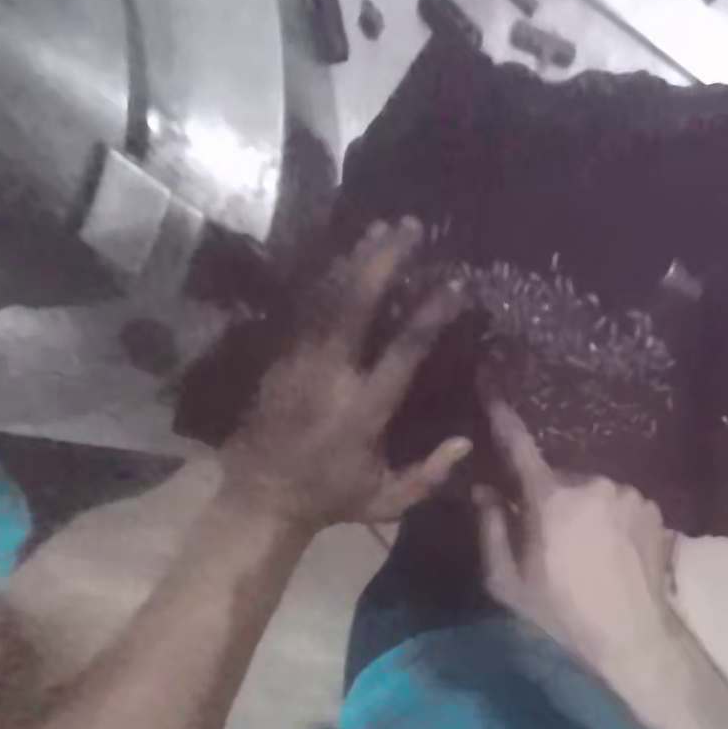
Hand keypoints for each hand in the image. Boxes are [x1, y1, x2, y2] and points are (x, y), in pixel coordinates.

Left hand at [222, 219, 472, 529]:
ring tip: (379, 229)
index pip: (403, 350)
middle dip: (385, 261)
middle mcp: (332, 376)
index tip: (455, 285)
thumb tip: (465, 443)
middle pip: (357, 303)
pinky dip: (328, 281)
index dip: (431, 313)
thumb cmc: (330, 499)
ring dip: (355, 260)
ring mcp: (301, 363)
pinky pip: (307, 311)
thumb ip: (428, 475)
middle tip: (409, 227)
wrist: (261, 497)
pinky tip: (344, 261)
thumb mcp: (386, 501)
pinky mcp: (282, 360)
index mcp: (364, 410)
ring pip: (327, 297)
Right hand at [475, 398, 678, 671]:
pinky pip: (618, 501)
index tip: (490, 385)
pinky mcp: (652, 506)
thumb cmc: (562, 613)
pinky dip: (608, 516)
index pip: (520, 446)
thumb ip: (490, 528)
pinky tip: (612, 550)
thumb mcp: (509, 581)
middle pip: (557, 477)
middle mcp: (592, 483)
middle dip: (548, 498)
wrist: (634, 638)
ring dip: (581, 508)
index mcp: (551, 499)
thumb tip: (483, 490)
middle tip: (547, 539)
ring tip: (586, 551)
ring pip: (591, 490)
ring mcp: (628, 492)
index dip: (502, 416)